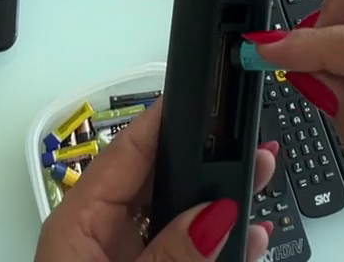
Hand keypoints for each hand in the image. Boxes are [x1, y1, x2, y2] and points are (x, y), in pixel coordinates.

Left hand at [34, 101, 278, 261]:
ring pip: (178, 217)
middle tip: (252, 146)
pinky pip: (185, 253)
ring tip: (263, 179)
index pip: (128, 151)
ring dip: (220, 204)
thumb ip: (167, 259)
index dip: (167, 120)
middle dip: (206, 162)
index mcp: (79, 222)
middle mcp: (100, 235)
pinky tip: (252, 239)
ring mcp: (125, 261)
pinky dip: (218, 248)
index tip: (207, 98)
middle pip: (158, 180)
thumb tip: (213, 215)